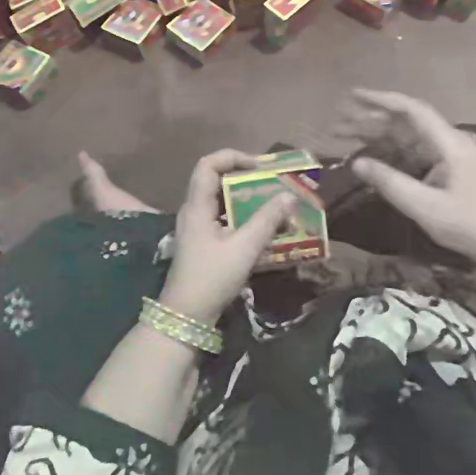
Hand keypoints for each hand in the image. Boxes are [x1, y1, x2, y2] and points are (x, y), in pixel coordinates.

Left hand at [158, 150, 294, 322]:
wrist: (186, 316)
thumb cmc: (211, 278)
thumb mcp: (244, 248)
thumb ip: (267, 220)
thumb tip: (289, 195)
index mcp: (197, 206)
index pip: (208, 164)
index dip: (233, 157)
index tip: (260, 167)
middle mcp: (194, 211)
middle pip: (217, 181)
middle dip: (247, 180)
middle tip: (274, 185)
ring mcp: (197, 228)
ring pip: (222, 203)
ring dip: (248, 201)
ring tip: (275, 206)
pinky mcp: (203, 244)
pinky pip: (224, 221)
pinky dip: (244, 220)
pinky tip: (265, 231)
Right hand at [336, 89, 475, 272]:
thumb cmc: (472, 225)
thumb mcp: (427, 207)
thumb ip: (391, 183)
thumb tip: (357, 163)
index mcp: (449, 144)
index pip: (411, 110)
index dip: (381, 100)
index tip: (353, 96)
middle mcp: (449, 142)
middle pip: (405, 121)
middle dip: (370, 118)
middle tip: (337, 121)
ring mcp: (449, 155)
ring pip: (406, 135)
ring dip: (376, 133)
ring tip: (344, 134)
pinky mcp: (447, 169)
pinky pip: (412, 151)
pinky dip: (388, 150)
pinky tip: (368, 154)